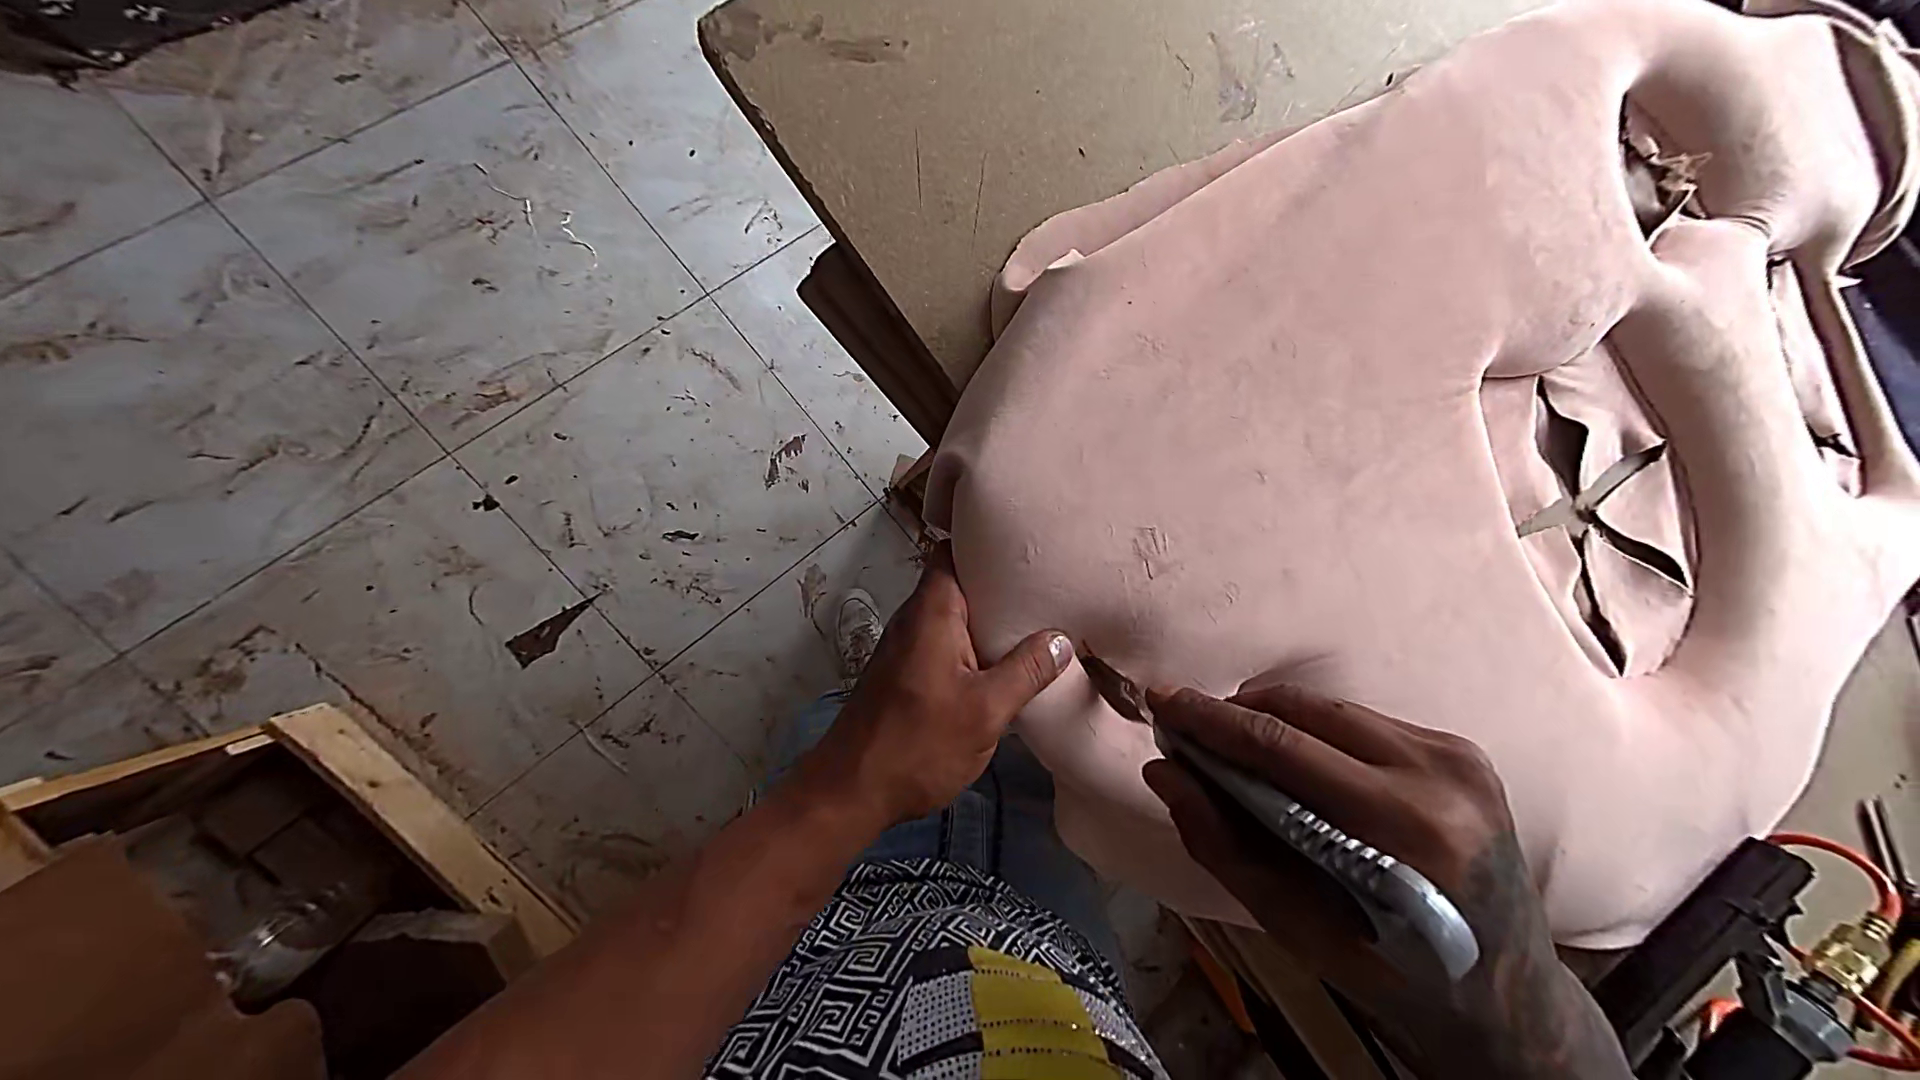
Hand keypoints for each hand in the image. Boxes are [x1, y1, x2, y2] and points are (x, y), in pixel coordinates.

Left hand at [793, 544, 1073, 828]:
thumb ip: (1025, 672)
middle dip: (998, 583)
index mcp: (932, 612)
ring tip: (1036, 618)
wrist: (851, 791)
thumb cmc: (918, 744)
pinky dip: (973, 645)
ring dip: (988, 619)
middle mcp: (915, 620)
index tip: (1023, 543)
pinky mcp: (906, 674)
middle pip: (957, 583)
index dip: (983, 541)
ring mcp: (907, 648)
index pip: (951, 552)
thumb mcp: (985, 711)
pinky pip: (945, 643)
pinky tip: (1003, 661)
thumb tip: (1060, 639)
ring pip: (953, 617)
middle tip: (1046, 584)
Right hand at [1142, 685, 1631, 1079]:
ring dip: (1268, 717)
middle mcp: (1438, 778)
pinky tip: (1293, 757)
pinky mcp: (1461, 750)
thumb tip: (1163, 770)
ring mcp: (1458, 759)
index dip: (1209, 719)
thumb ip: (1219, 842)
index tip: (1159, 699)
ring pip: (1327, 706)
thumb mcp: (1290, 924)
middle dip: (1231, 712)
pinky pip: (1358, 718)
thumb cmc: (1388, 971)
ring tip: (1232, 743)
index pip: (1279, 747)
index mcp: (1403, 830)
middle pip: (1301, 711)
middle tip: (1185, 723)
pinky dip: (1310, 728)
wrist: (1505, 994)